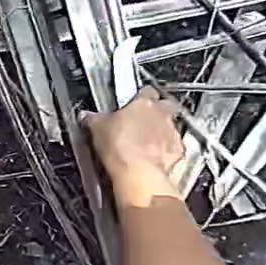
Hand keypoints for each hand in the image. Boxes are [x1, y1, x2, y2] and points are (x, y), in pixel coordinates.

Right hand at [81, 88, 184, 206]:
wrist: (138, 173)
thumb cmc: (120, 146)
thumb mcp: (97, 128)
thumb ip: (94, 118)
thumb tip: (87, 116)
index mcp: (144, 103)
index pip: (146, 91)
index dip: (138, 96)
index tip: (131, 103)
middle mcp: (162, 115)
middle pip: (164, 106)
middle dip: (154, 112)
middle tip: (138, 121)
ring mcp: (172, 133)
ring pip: (169, 127)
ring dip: (158, 132)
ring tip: (140, 144)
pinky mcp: (178, 151)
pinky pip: (172, 147)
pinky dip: (163, 150)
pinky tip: (149, 158)